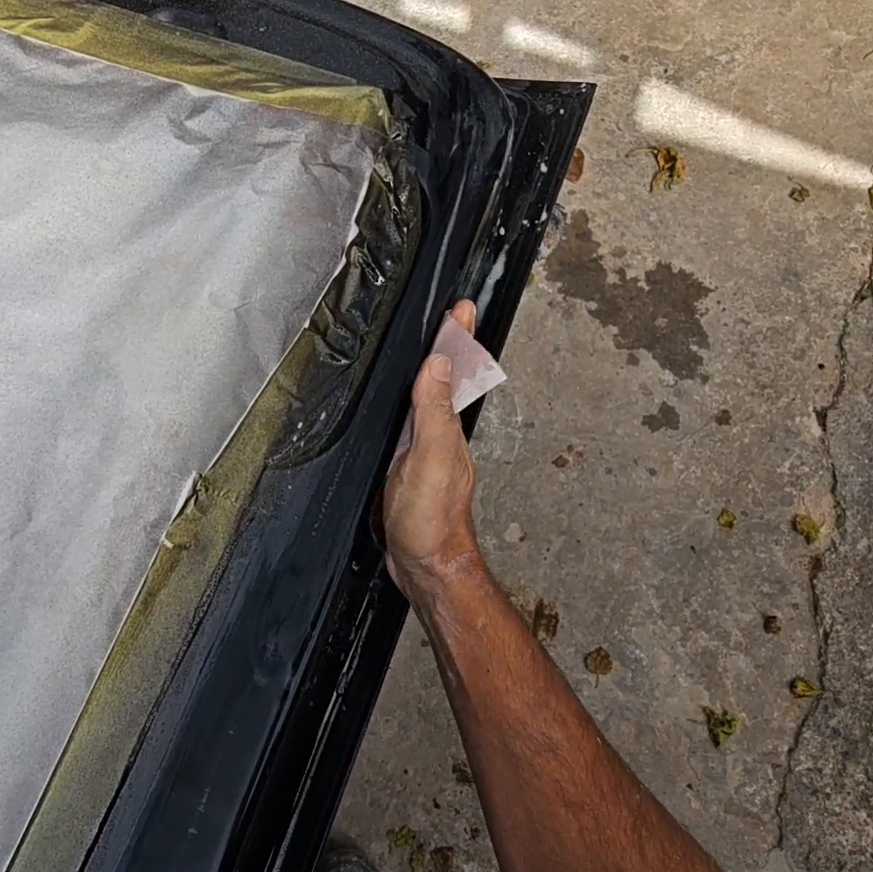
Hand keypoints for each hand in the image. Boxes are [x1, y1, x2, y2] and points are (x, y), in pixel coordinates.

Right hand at [382, 299, 482, 601]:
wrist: (425, 566)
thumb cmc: (429, 521)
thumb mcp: (428, 459)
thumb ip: (432, 412)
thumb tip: (438, 363)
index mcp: (445, 426)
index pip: (452, 370)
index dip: (454, 336)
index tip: (460, 304)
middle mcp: (441, 435)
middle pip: (446, 380)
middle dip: (450, 345)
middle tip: (454, 316)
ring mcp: (428, 451)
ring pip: (432, 400)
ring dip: (436, 371)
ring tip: (438, 347)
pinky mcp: (411, 468)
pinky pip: (416, 423)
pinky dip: (416, 401)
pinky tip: (411, 403)